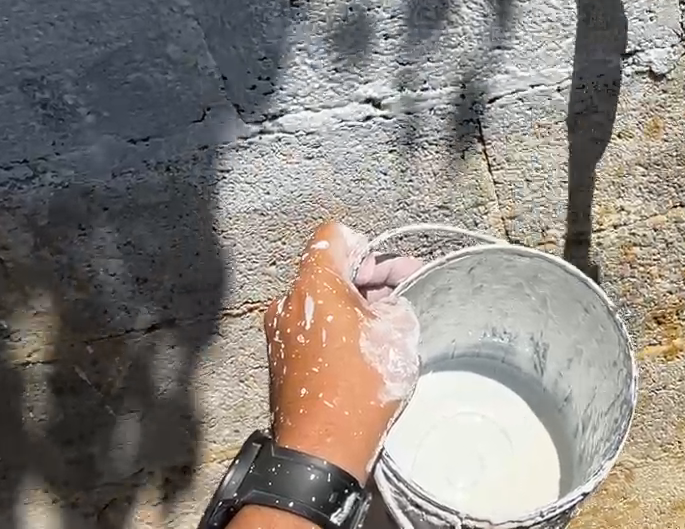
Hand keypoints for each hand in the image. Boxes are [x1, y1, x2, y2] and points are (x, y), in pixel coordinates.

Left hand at [263, 221, 421, 481]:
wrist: (321, 451)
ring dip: (355, 300)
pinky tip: (365, 340)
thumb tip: (387, 296)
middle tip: (404, 287)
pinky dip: (338, 323)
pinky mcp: (282, 355)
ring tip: (388, 317)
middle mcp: (289, 300)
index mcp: (314, 284)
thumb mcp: (396, 329)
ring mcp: (280, 330)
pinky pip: (313, 322)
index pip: (334, 234)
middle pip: (331, 266)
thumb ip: (393, 297)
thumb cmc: (361, 384)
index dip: (366, 243)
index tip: (385, 269)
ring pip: (323, 296)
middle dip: (368, 273)